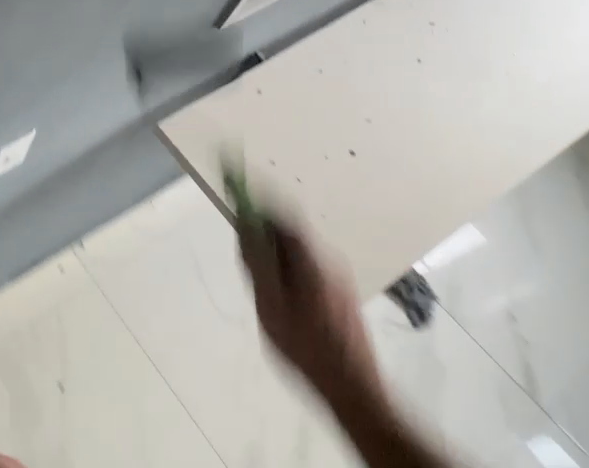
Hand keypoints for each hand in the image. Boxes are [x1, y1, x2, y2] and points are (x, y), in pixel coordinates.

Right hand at [239, 219, 382, 405]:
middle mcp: (329, 263)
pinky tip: (284, 307)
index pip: (282, 216)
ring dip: (275, 260)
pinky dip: (288, 275)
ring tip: (263, 292)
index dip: (257, 203)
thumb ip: (256, 261)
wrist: (354, 390)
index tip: (235, 199)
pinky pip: (308, 272)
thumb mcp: (269, 302)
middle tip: (245, 256)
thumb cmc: (305, 346)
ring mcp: (339, 281)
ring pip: (298, 256)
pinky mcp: (342, 298)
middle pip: (290, 235)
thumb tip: (244, 224)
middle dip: (264, 236)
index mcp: (311, 259)